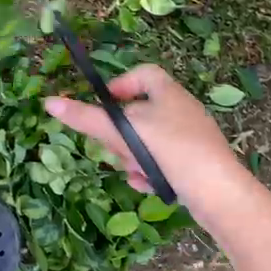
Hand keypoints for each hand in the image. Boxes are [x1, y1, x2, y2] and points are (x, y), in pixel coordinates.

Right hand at [44, 64, 242, 202]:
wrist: (221, 197)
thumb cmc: (171, 151)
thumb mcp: (122, 132)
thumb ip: (86, 118)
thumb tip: (49, 102)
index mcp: (169, 92)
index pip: (143, 73)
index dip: (121, 85)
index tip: (106, 105)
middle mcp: (184, 110)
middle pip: (142, 111)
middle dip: (123, 131)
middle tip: (112, 146)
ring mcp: (194, 139)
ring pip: (152, 139)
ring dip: (134, 154)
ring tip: (129, 170)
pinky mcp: (200, 166)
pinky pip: (167, 161)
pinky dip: (152, 171)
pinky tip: (144, 185)